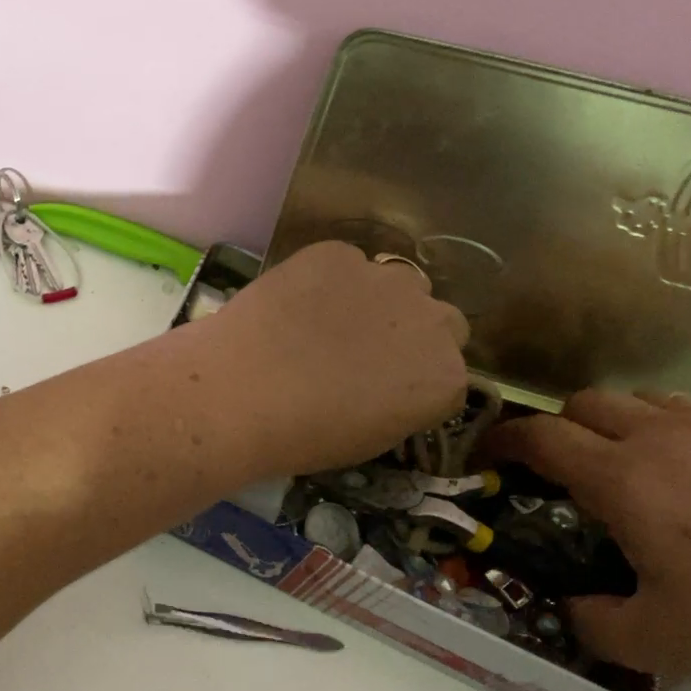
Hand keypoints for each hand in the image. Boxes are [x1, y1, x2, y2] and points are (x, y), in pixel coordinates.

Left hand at [168, 241, 469, 480]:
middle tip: (363, 352)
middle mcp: (431, 321)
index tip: (384, 392)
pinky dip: (327, 278)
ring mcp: (385, 279)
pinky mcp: (337, 253)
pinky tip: (294, 301)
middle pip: (438, 320)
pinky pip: (344, 262)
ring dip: (378, 299)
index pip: (448, 375)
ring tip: (327, 321)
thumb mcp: (371, 437)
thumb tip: (389, 385)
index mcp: (447, 378)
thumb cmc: (304, 434)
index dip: (415, 384)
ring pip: (399, 282)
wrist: (242, 391)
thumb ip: (401, 403)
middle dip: (411, 333)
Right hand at [486, 389, 690, 690]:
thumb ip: (594, 623)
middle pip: (585, 403)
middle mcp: (661, 436)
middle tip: (560, 471)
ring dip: (616, 422)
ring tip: (630, 467)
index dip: (501, 441)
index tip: (486, 457)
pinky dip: (673, 430)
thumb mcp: (664, 644)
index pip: (537, 436)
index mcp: (621, 478)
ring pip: (642, 399)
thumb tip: (569, 608)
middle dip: (558, 428)